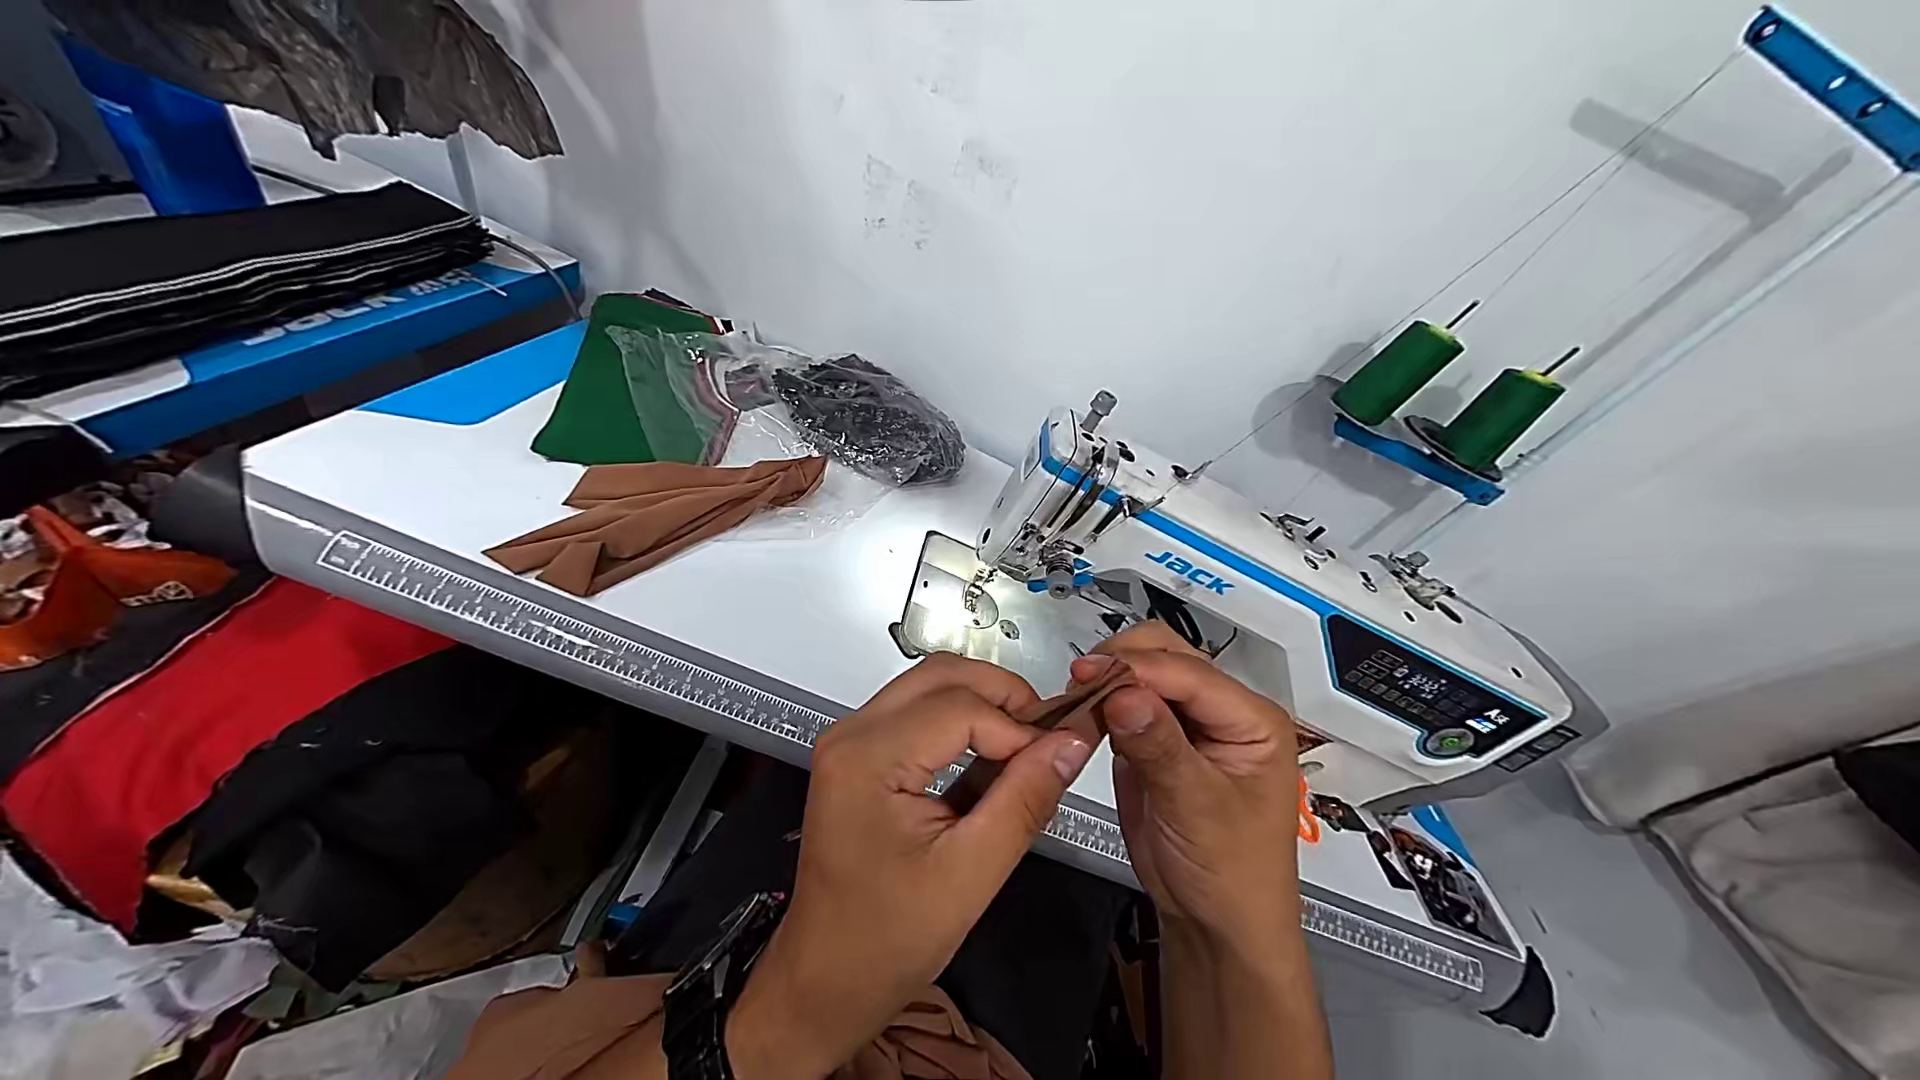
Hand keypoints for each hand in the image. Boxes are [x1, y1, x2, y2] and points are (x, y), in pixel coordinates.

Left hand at [727, 653, 1098, 1079]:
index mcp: (867, 759)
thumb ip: (1025, 799)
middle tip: (1047, 738)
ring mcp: (852, 740)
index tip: (1056, 758)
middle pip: (943, 675)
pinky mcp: (861, 752)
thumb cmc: (883, 941)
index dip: (1018, 728)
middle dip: (1004, 696)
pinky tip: (990, 758)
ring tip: (1024, 750)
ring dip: (985, 704)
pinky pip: (919, 710)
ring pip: (932, 684)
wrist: (824, 978)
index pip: (961, 707)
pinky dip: (962, 721)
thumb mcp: (970, 875)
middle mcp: (852, 734)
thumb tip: (1070, 744)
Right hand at [1072, 622, 1300, 945]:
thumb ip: (1160, 747)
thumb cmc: (1230, 872)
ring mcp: (1186, 722)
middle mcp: (1221, 710)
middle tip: (1080, 682)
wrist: (1214, 921)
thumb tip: (1123, 694)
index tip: (1088, 672)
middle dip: (1123, 662)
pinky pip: (1125, 702)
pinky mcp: (1155, 737)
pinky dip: (1101, 702)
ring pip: (1143, 673)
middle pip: (1168, 657)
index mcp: (1251, 720)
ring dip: (1108, 678)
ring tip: (1075, 696)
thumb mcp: (1198, 808)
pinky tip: (1081, 712)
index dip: (1138, 668)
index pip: (1190, 673)